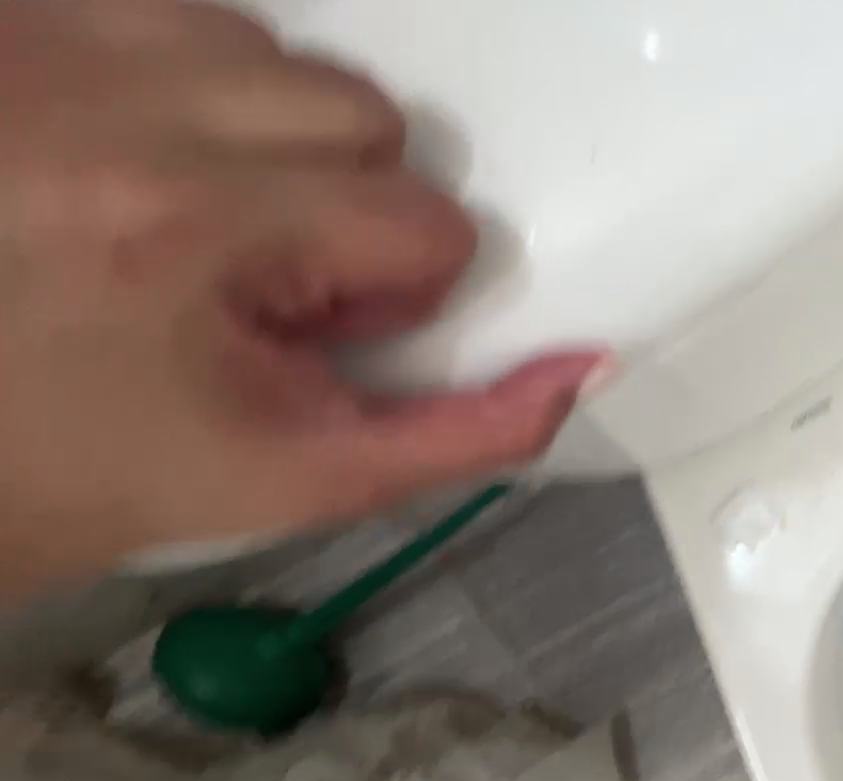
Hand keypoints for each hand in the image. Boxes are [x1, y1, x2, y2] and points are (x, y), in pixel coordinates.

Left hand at [0, 0, 603, 594]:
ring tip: (220, 216)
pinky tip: (157, 158)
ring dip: (288, 138)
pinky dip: (198, 79)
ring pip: (274, 48)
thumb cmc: (132, 472)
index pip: (423, 217)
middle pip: (363, 112)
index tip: (331, 331)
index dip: (406, 287)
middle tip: (281, 273)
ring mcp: (25, 47)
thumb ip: (482, 430)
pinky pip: (170, 10)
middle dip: (358, 204)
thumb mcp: (331, 478)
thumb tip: (593, 364)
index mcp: (192, 232)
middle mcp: (96, 106)